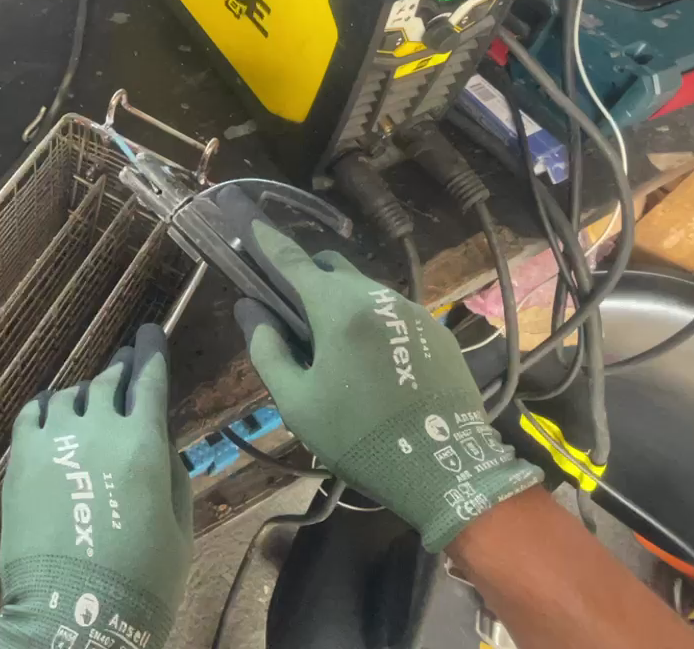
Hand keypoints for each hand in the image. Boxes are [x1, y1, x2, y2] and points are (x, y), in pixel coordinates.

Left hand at [0, 325, 191, 648]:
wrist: (72, 614)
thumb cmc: (140, 580)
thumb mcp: (179, 530)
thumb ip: (173, 475)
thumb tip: (162, 441)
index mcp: (143, 443)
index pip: (149, 380)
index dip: (152, 352)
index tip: (151, 332)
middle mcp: (99, 428)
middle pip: (109, 380)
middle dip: (121, 367)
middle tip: (125, 361)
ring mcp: (55, 438)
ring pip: (70, 393)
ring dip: (84, 393)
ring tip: (88, 401)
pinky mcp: (22, 455)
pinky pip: (32, 412)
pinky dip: (45, 406)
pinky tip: (50, 411)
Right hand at [234, 222, 540, 550]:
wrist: (445, 472)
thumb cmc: (358, 437)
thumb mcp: (296, 401)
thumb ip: (266, 349)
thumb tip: (249, 309)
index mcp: (339, 311)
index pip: (294, 262)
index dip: (269, 241)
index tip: (252, 221)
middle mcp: (378, 298)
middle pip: (331, 268)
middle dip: (306, 278)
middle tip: (292, 312)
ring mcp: (413, 312)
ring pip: (363, 289)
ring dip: (340, 301)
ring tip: (335, 346)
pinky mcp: (437, 332)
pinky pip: (392, 310)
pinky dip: (371, 320)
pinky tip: (371, 360)